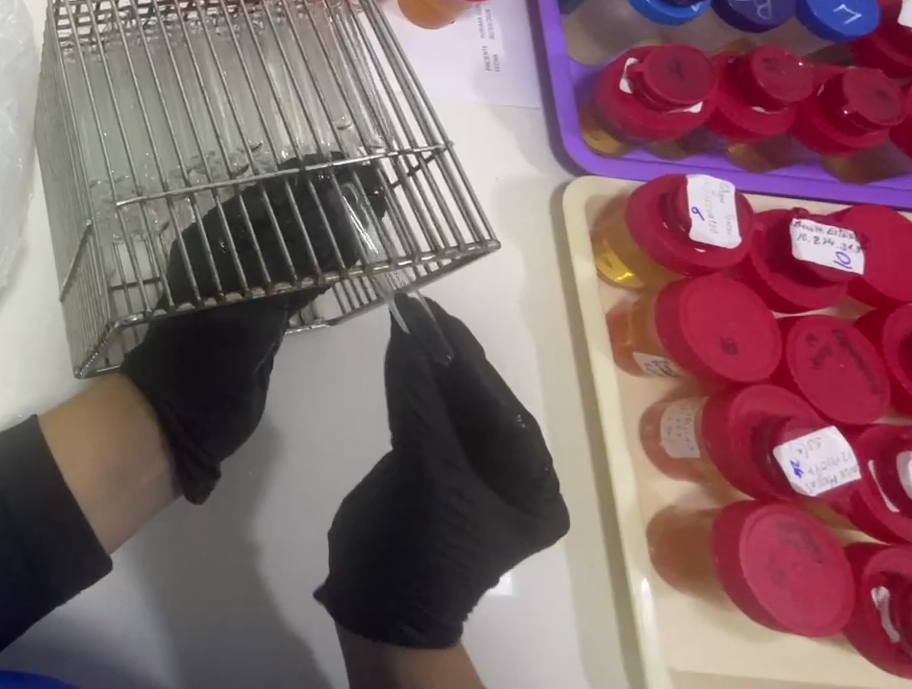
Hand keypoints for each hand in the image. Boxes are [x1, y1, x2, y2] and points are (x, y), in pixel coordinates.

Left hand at [119, 156, 385, 503]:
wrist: (178, 419)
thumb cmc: (198, 359)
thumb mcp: (241, 313)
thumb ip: (284, 275)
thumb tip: (327, 230)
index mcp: (209, 246)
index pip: (262, 202)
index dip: (300, 183)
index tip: (340, 165)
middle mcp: (226, 261)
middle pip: (281, 223)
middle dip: (322, 204)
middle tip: (367, 185)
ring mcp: (245, 290)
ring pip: (293, 252)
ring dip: (328, 234)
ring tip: (368, 209)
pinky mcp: (261, 319)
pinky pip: (296, 284)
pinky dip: (322, 269)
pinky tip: (350, 255)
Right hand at [315, 294, 567, 648]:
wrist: (378, 604)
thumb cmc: (421, 550)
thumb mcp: (429, 477)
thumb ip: (421, 406)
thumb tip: (408, 335)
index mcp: (533, 489)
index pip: (503, 412)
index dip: (468, 364)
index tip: (437, 319)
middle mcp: (508, 475)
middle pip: (478, 403)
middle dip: (448, 357)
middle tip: (420, 307)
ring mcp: (465, 471)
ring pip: (448, 405)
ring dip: (425, 363)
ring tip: (406, 317)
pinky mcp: (427, 466)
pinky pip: (421, 416)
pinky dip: (407, 384)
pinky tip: (397, 351)